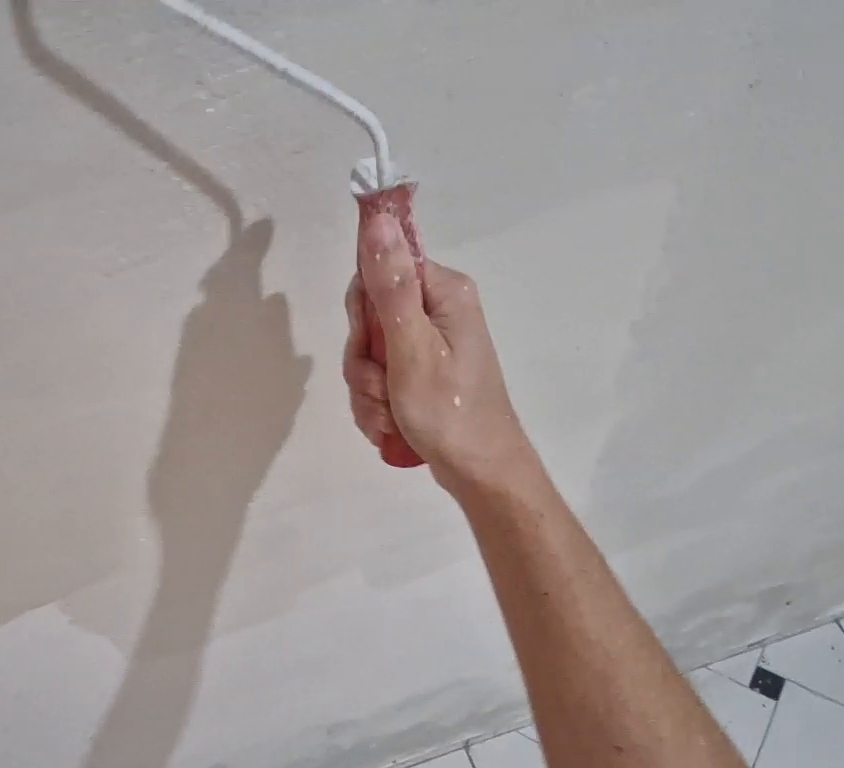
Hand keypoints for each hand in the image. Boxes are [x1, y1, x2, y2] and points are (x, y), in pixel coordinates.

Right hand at [344, 213, 539, 495]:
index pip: (378, 274)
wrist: (480, 472)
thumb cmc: (450, 414)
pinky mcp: (423, 375)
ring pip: (369, 357)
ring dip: (369, 392)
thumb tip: (376, 220)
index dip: (363, 315)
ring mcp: (430, 346)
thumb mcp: (412, 350)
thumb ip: (389, 287)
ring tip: (391, 416)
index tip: (373, 348)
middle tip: (384, 391)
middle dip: (365, 364)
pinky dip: (377, 406)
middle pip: (369, 319)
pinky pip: (380, 381)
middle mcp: (438, 311)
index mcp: (442, 292)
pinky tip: (391, 426)